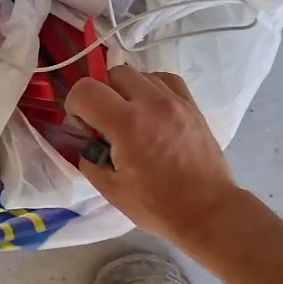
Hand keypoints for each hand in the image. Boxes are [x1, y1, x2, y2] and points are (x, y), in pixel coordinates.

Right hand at [64, 66, 247, 245]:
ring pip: (139, 74)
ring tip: (131, 119)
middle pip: (112, 73)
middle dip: (101, 95)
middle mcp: (151, 103)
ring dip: (126, 91)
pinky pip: (164, 80)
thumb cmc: (158, 206)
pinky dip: (151, 88)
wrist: (208, 210)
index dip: (74, 106)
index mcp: (126, 125)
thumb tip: (88, 144)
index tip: (83, 126)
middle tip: (105, 123)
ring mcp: (175, 101)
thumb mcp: (112, 191)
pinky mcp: (192, 105)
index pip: (86, 90)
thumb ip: (90, 161)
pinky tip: (151, 110)